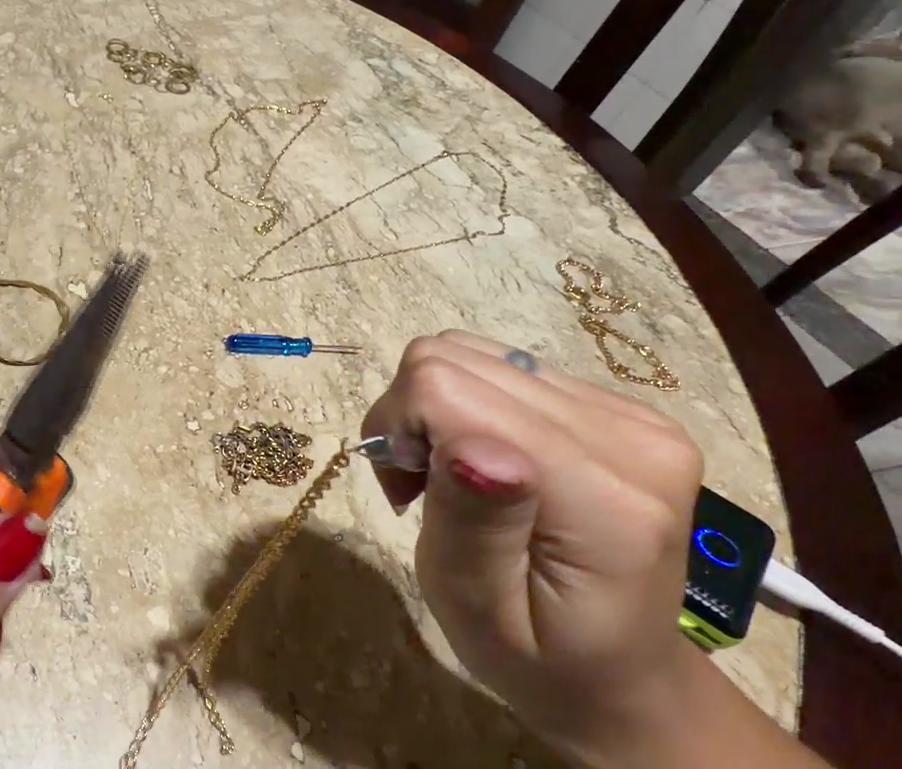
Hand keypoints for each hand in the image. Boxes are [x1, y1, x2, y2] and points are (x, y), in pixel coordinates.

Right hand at [363, 332, 824, 767]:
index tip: (407, 493)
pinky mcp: (620, 408)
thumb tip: (471, 446)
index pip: (448, 389)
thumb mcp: (479, 612)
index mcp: (603, 498)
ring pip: (470, 353)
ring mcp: (632, 416)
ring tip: (449, 474)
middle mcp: (630, 437)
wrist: (627, 679)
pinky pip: (502, 367)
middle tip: (421, 487)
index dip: (401, 427)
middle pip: (452, 359)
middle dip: (411, 416)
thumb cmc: (539, 658)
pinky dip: (467, 405)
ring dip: (435, 406)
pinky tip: (482, 462)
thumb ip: (475, 527)